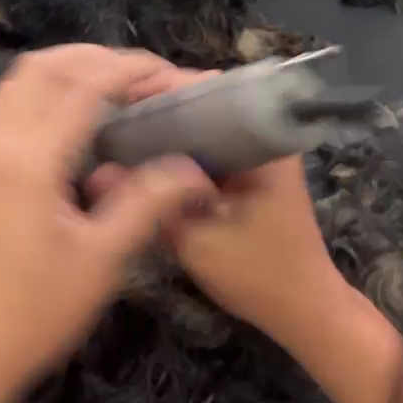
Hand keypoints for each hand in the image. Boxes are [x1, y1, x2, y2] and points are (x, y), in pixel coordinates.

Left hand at [0, 45, 214, 402]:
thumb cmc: (34, 313)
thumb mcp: (101, 260)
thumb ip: (147, 202)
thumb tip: (194, 167)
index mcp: (29, 158)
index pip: (84, 85)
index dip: (130, 69)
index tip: (170, 74)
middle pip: (45, 66)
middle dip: (97, 57)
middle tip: (144, 76)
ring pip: (22, 80)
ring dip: (67, 68)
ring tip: (114, 86)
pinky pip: (10, 103)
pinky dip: (46, 89)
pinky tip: (76, 118)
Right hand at [89, 68, 347, 347]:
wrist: (305, 313)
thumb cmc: (261, 276)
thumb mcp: (199, 242)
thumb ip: (150, 205)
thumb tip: (97, 174)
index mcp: (264, 140)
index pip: (209, 89)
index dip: (163, 89)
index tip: (121, 98)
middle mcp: (263, 136)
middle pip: (204, 101)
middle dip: (158, 106)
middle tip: (113, 116)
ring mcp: (256, 153)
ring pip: (202, 123)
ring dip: (166, 127)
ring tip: (120, 131)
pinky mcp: (247, 172)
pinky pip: (206, 146)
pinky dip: (177, 149)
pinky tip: (144, 158)